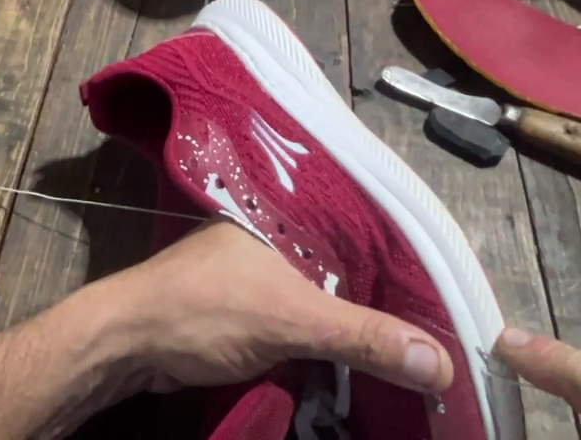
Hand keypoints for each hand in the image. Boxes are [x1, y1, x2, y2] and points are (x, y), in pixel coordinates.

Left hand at [89, 219, 452, 395]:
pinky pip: (304, 313)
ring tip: (413, 344)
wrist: (130, 342)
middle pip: (345, 264)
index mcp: (286, 216)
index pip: (359, 229)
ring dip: (357, 319)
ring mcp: (260, 268)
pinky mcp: (248, 303)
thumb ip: (362, 335)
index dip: (401, 260)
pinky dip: (329, 333)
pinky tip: (359, 353)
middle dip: (384, 295)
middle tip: (441, 329)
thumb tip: (443, 364)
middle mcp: (276, 233)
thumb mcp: (291, 319)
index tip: (450, 294)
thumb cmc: (206, 310)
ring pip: (324, 291)